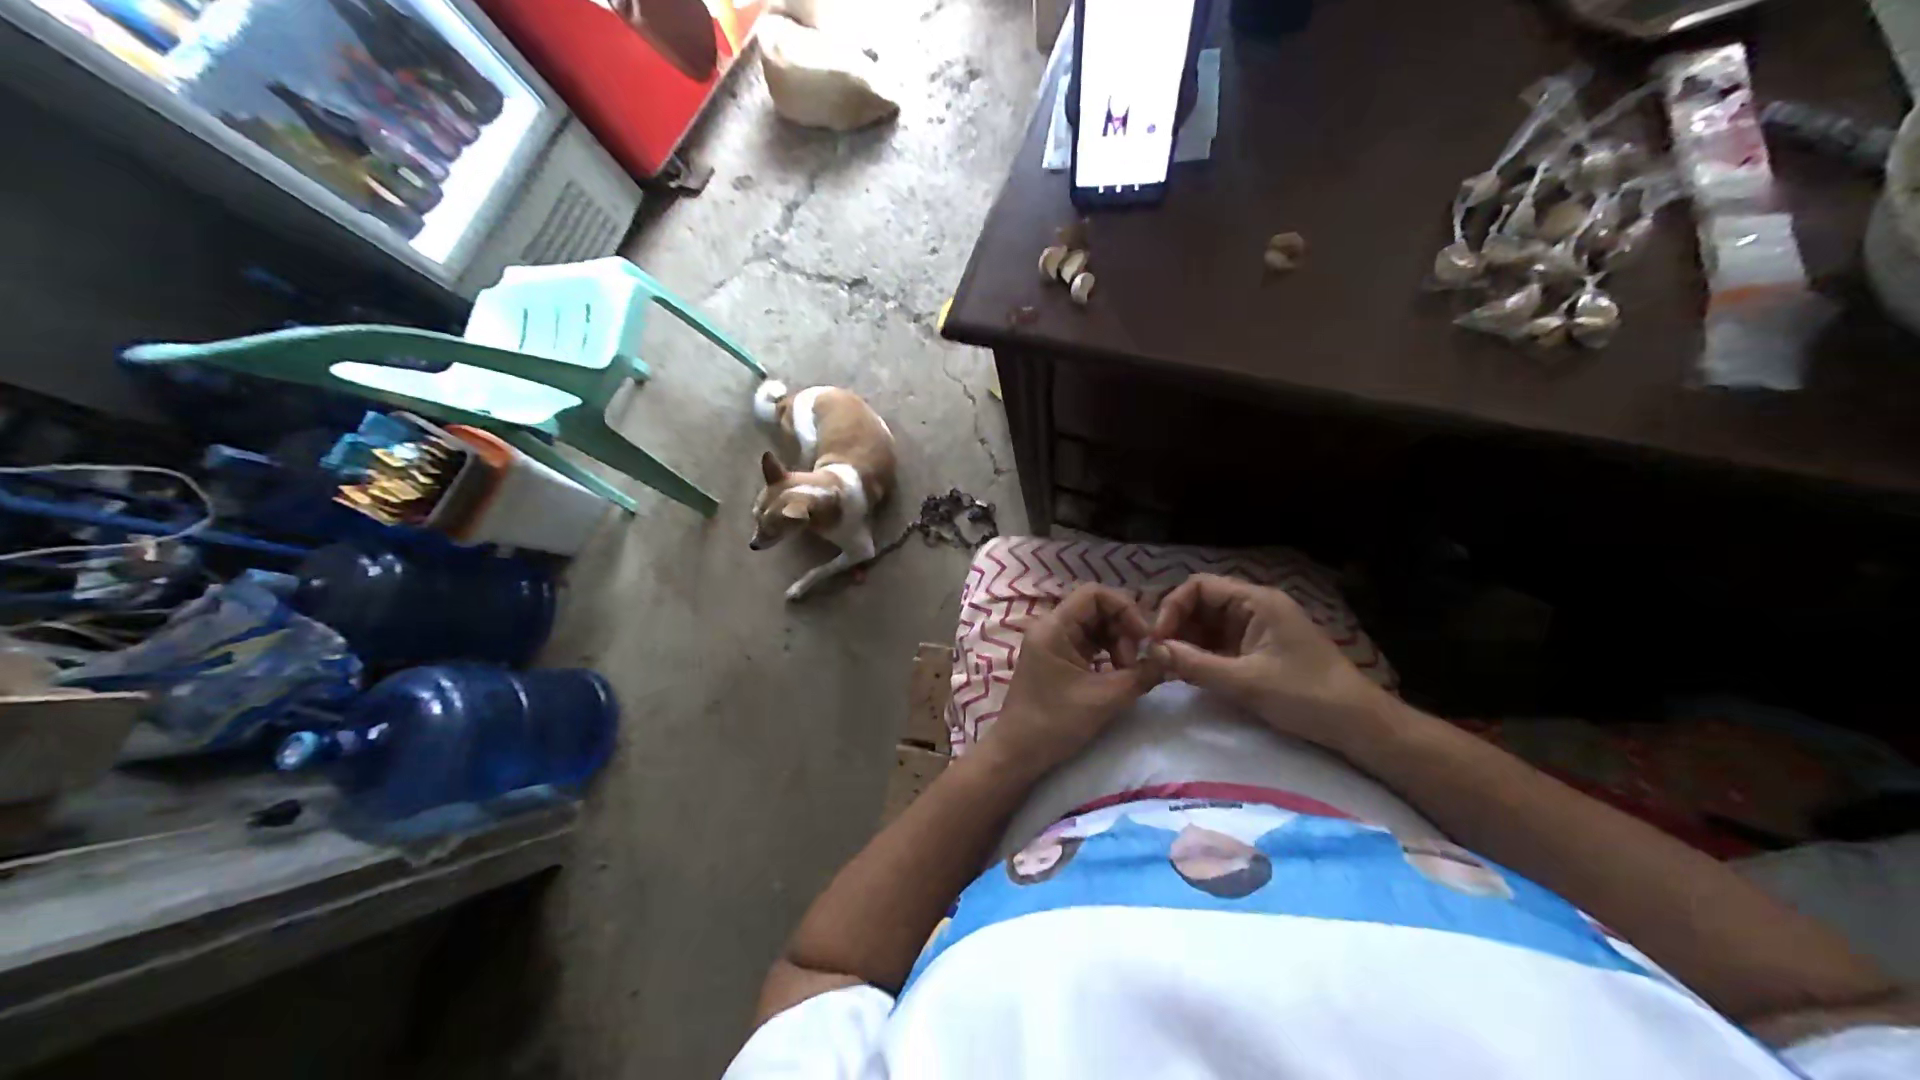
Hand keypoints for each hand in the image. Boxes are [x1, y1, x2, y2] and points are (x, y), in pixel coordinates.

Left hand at [985, 585, 1162, 775]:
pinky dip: (1107, 654)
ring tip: (1128, 671)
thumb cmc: (1055, 723)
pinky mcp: (1056, 661)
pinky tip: (1118, 674)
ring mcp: (1052, 644)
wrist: (1018, 753)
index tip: (1143, 638)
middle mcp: (1050, 628)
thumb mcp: (1105, 698)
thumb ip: (1142, 674)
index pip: (1094, 594)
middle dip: (1123, 629)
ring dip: (1117, 643)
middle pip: (1096, 609)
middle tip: (1136, 661)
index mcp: (1054, 627)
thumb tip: (1170, 657)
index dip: (1125, 609)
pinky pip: (1087, 644)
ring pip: (1094, 627)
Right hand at [1150, 574, 1401, 751]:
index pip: (1199, 587)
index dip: (1172, 607)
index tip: (1157, 638)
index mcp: (1256, 602)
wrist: (1358, 725)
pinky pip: (1218, 644)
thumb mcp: (1245, 682)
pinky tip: (1184, 672)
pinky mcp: (1257, 651)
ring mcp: (1256, 630)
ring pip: (1207, 625)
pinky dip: (1199, 655)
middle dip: (1175, 625)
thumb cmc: (1305, 696)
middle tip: (1154, 653)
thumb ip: (1195, 665)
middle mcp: (1254, 608)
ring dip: (1184, 641)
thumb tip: (1152, 651)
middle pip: (1201, 604)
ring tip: (1165, 664)